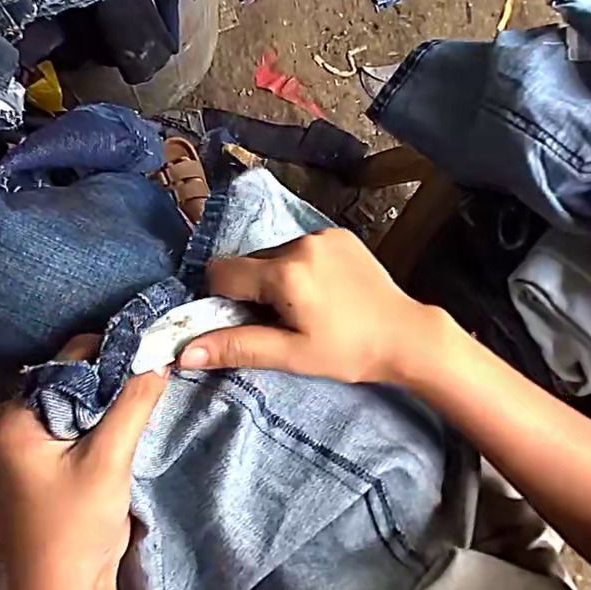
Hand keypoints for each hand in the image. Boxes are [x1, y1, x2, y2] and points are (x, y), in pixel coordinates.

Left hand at [0, 335, 167, 581]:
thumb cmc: (75, 525)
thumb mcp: (108, 458)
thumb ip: (133, 404)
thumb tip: (159, 357)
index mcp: (14, 417)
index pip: (68, 360)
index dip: (111, 351)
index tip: (152, 348)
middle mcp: (18, 423)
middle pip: (75, 379)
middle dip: (116, 374)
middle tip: (158, 367)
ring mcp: (35, 444)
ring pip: (84, 402)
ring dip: (117, 397)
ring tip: (155, 385)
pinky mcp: (54, 462)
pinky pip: (86, 423)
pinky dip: (111, 417)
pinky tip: (139, 415)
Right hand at [179, 229, 447, 384]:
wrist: (406, 335)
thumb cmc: (349, 352)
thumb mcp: (291, 355)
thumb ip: (237, 346)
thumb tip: (184, 352)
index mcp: (285, 272)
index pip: (221, 273)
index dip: (223, 299)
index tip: (247, 320)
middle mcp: (301, 242)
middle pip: (249, 262)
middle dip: (253, 290)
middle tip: (282, 320)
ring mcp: (323, 235)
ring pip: (274, 254)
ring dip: (276, 277)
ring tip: (306, 307)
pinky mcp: (340, 234)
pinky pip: (301, 247)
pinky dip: (300, 267)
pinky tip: (324, 292)